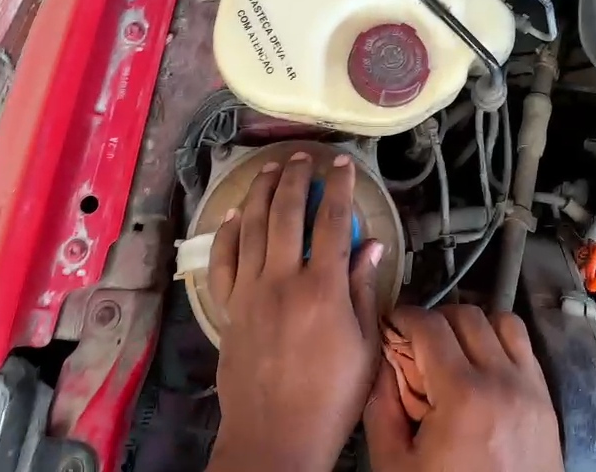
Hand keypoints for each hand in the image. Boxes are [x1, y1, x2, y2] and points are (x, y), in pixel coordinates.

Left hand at [206, 150, 385, 471]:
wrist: (274, 439)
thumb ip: (365, 290)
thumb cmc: (331, 398)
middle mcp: (283, 280)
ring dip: (263, 191)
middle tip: (303, 156)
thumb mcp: (364, 348)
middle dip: (296, 176)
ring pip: (254, 226)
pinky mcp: (229, 308)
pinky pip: (224, 259)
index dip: (338, 187)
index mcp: (323, 290)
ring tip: (272, 168)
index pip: (332, 222)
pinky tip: (237, 213)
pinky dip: (229, 232)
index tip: (342, 164)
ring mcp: (250, 292)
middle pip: (287, 212)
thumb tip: (372, 243)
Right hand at [364, 305, 563, 471]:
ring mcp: (531, 391)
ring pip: (503, 322)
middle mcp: (503, 382)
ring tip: (453, 350)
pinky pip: (525, 349)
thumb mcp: (396, 467)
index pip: (431, 325)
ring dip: (474, 326)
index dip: (405, 317)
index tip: (391, 325)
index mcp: (463, 396)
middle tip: (417, 342)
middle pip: (467, 315)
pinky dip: (501, 344)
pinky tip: (481, 369)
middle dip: (436, 320)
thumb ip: (383, 407)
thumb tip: (383, 363)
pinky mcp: (547, 404)